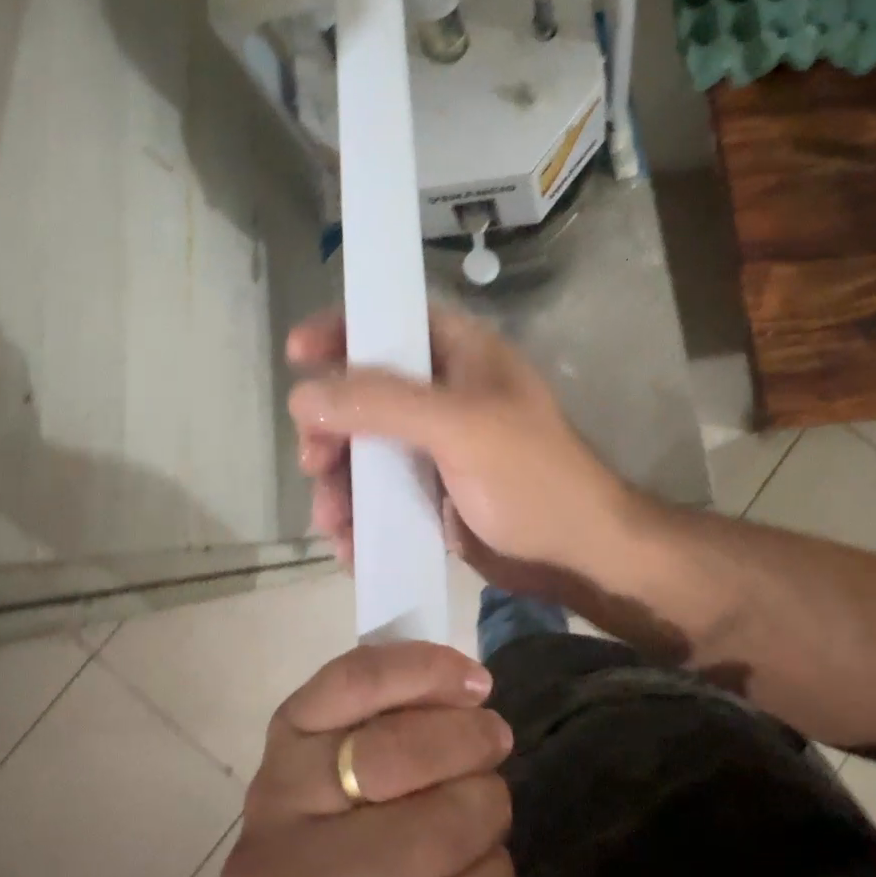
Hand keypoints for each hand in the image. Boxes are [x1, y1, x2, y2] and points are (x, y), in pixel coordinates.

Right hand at [215, 642, 515, 876]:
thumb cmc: (336, 817)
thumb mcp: (342, 748)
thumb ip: (394, 711)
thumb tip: (470, 688)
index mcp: (285, 757)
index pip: (351, 684)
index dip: (426, 671)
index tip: (477, 683)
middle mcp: (279, 830)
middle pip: (397, 760)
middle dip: (472, 742)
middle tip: (496, 741)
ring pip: (442, 835)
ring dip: (488, 814)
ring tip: (483, 812)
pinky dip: (489, 876)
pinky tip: (471, 871)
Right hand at [287, 305, 633, 585]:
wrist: (579, 553)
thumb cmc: (531, 477)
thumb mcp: (460, 428)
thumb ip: (382, 404)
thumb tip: (303, 394)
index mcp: (464, 356)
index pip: (394, 323)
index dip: (344, 331)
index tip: (296, 354)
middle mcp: (449, 393)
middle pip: (365, 392)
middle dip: (332, 429)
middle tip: (315, 464)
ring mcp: (441, 444)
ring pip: (366, 448)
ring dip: (340, 484)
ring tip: (336, 523)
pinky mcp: (435, 490)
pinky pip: (381, 492)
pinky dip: (362, 515)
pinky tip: (352, 547)